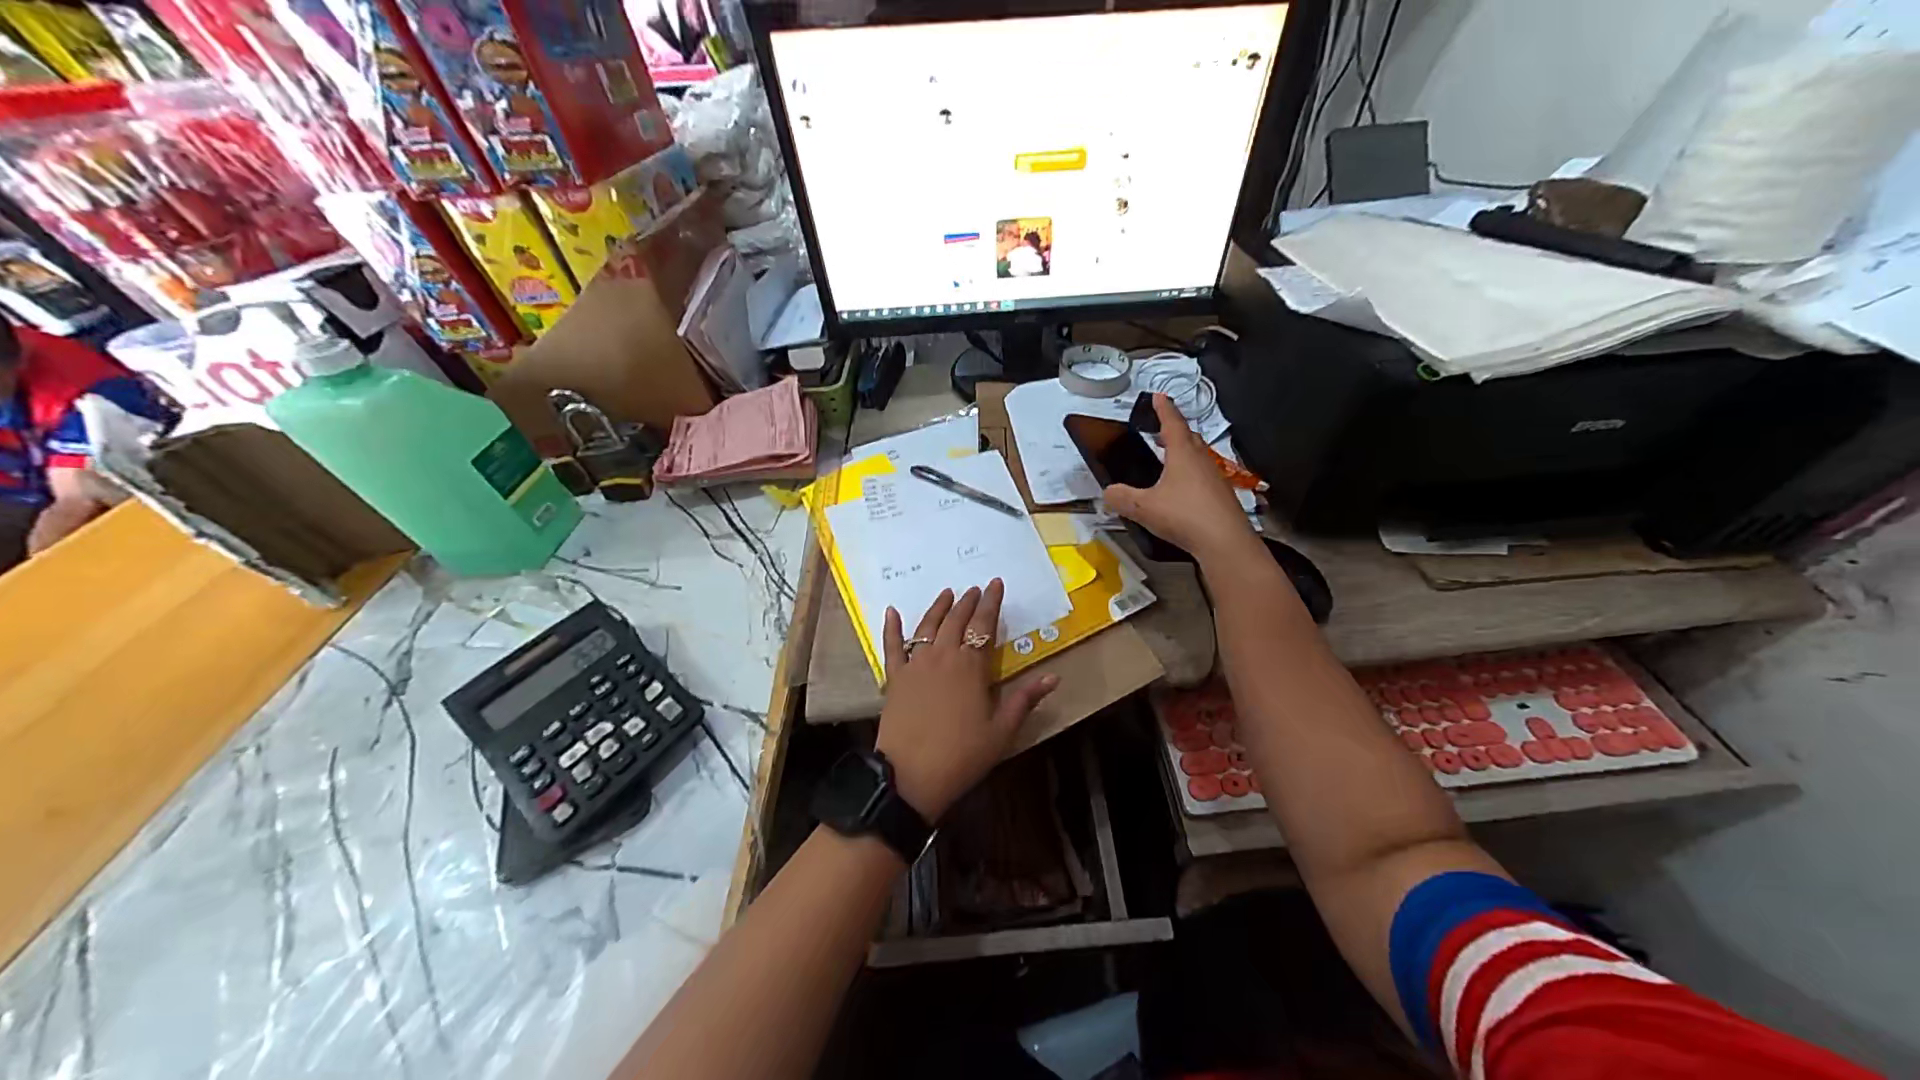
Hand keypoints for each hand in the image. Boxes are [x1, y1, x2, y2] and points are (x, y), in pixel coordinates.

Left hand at [875, 579, 1059, 820]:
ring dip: (938, 607)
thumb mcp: (1002, 731)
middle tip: (975, 588)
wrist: (911, 775)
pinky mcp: (894, 678)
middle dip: (968, 601)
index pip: (984, 625)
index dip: (991, 603)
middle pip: (956, 620)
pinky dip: (892, 627)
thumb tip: (1054, 677)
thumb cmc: (963, 755)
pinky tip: (892, 611)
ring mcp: (915, 665)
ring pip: (927, 626)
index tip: (995, 584)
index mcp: (971, 666)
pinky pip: (892, 646)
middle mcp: (942, 656)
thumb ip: (1025, 700)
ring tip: (947, 593)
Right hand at [1102, 393, 1257, 561]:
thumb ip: (1122, 498)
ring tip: (1168, 458)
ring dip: (1182, 452)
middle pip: (1188, 438)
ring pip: (1197, 457)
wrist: (1225, 542)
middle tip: (1161, 430)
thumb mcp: (1144, 507)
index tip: (1159, 396)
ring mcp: (1214, 478)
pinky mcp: (1221, 497)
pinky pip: (1202, 476)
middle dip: (1174, 431)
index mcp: (1182, 454)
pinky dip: (1189, 474)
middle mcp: (1201, 460)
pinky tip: (1181, 489)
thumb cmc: (1184, 516)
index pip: (1172, 423)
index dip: (1164, 409)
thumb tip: (1108, 492)